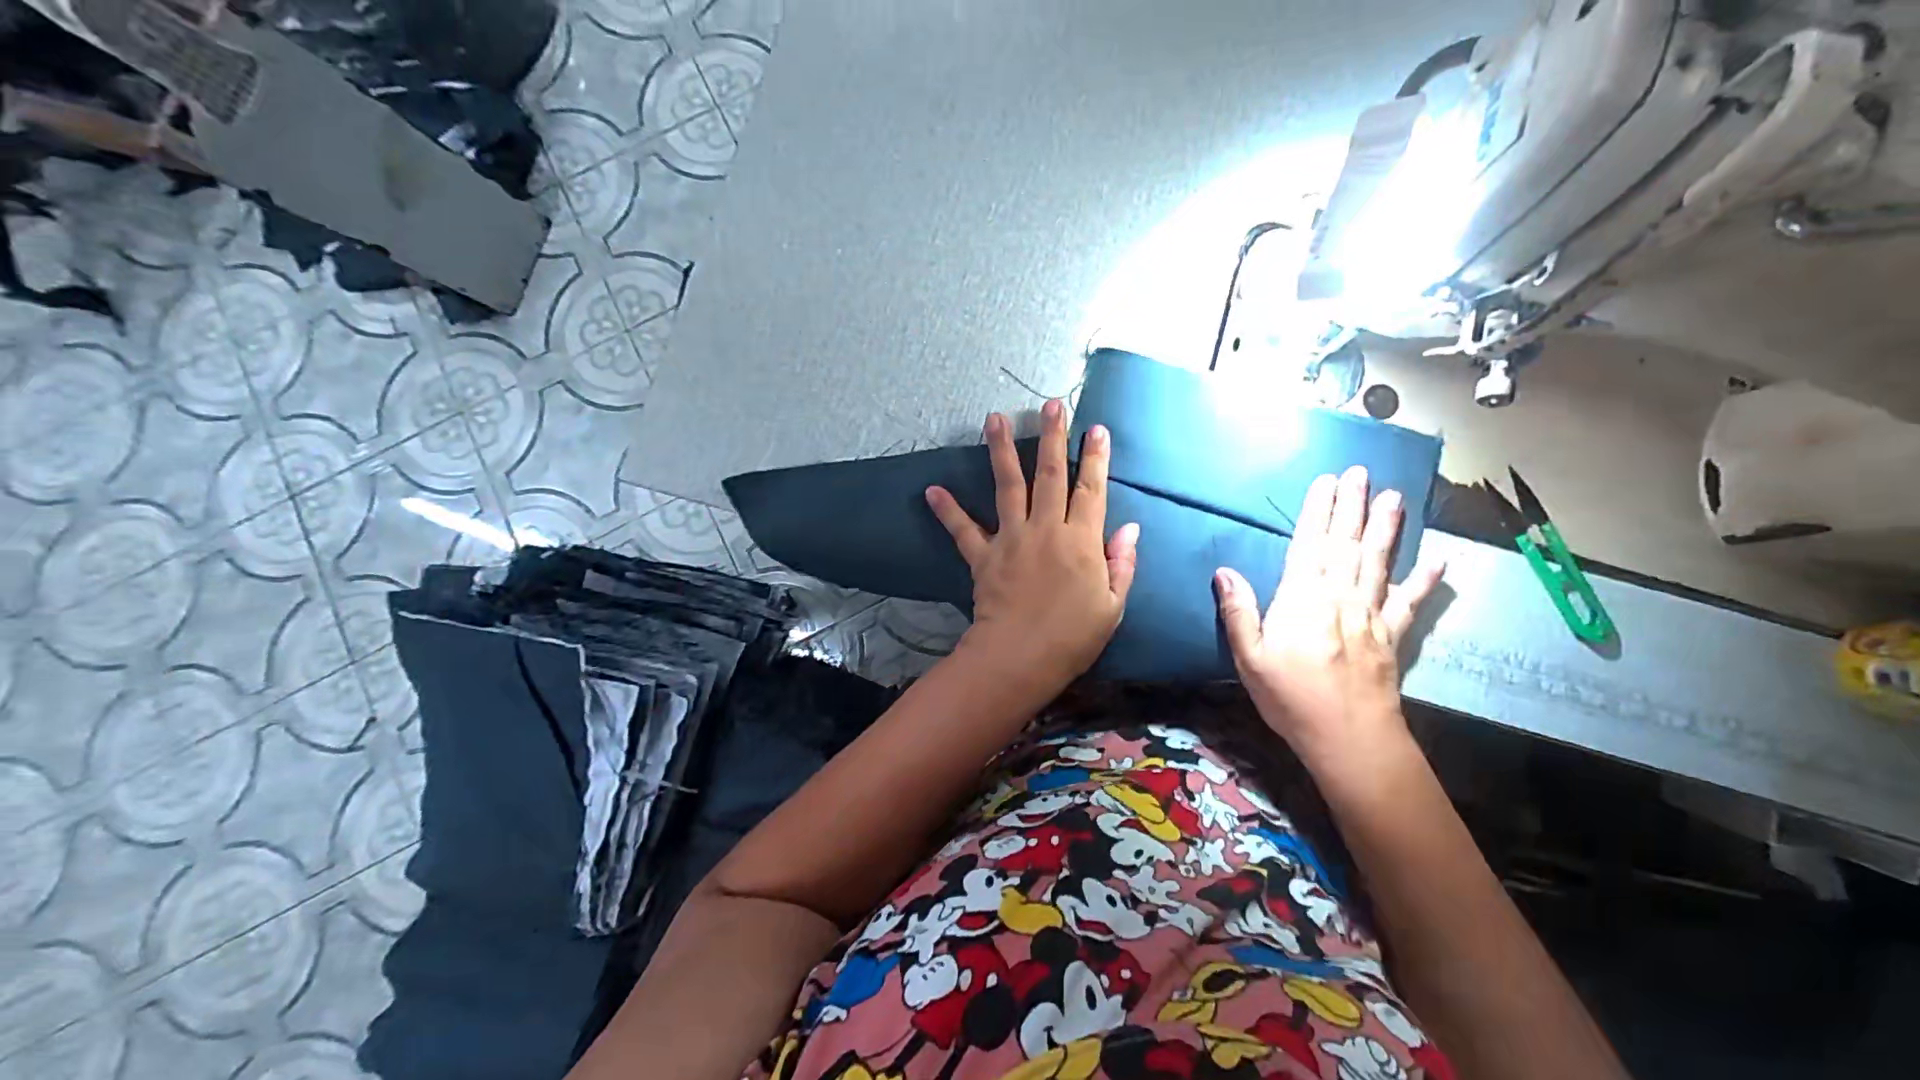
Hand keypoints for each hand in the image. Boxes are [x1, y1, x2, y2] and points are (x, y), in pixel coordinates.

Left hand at [926, 400, 1139, 695]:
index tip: (1095, 428)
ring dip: (1001, 450)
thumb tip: (1130, 528)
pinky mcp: (983, 557)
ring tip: (994, 418)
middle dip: (1051, 437)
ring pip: (1008, 486)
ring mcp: (1011, 539)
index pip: (1091, 490)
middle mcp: (1046, 529)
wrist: (1021, 657)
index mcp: (1082, 541)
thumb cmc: (1074, 637)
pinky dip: (948, 511)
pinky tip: (932, 489)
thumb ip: (1121, 563)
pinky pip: (964, 530)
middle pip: (1049, 475)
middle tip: (1049, 405)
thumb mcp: (1113, 605)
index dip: (1095, 458)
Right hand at [1214, 465, 1443, 775]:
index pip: (1308, 546)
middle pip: (1345, 545)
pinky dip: (1424, 582)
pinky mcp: (1392, 637)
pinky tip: (1437, 562)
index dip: (1316, 512)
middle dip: (1352, 507)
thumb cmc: (1290, 698)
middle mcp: (1339, 598)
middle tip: (1361, 473)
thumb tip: (1224, 572)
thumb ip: (1239, 612)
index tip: (1325, 482)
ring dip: (1386, 529)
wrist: (1349, 738)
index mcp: (1302, 600)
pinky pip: (1409, 604)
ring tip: (1395, 497)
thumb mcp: (1249, 658)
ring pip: (1378, 563)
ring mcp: (1370, 616)